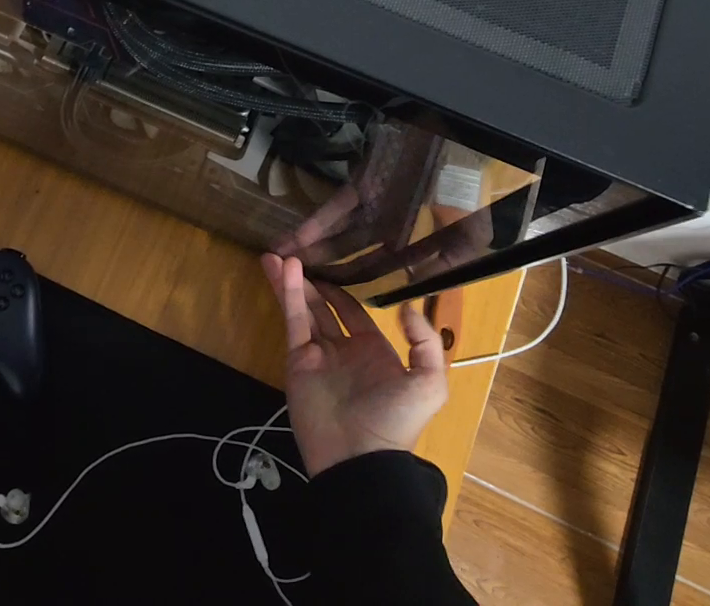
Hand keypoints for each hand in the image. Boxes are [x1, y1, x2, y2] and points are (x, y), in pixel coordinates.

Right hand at [260, 253, 446, 475]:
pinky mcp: (297, 358)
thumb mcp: (429, 383)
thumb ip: (424, 342)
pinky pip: (293, 320)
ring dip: (292, 282)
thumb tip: (406, 306)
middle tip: (298, 254)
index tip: (334, 265)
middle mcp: (342, 349)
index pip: (354, 312)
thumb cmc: (396, 418)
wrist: (359, 456)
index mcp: (373, 351)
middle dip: (310, 283)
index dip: (343, 291)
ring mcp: (317, 353)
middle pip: (322, 307)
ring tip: (280, 253)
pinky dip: (287, 293)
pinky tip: (282, 268)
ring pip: (303, 309)